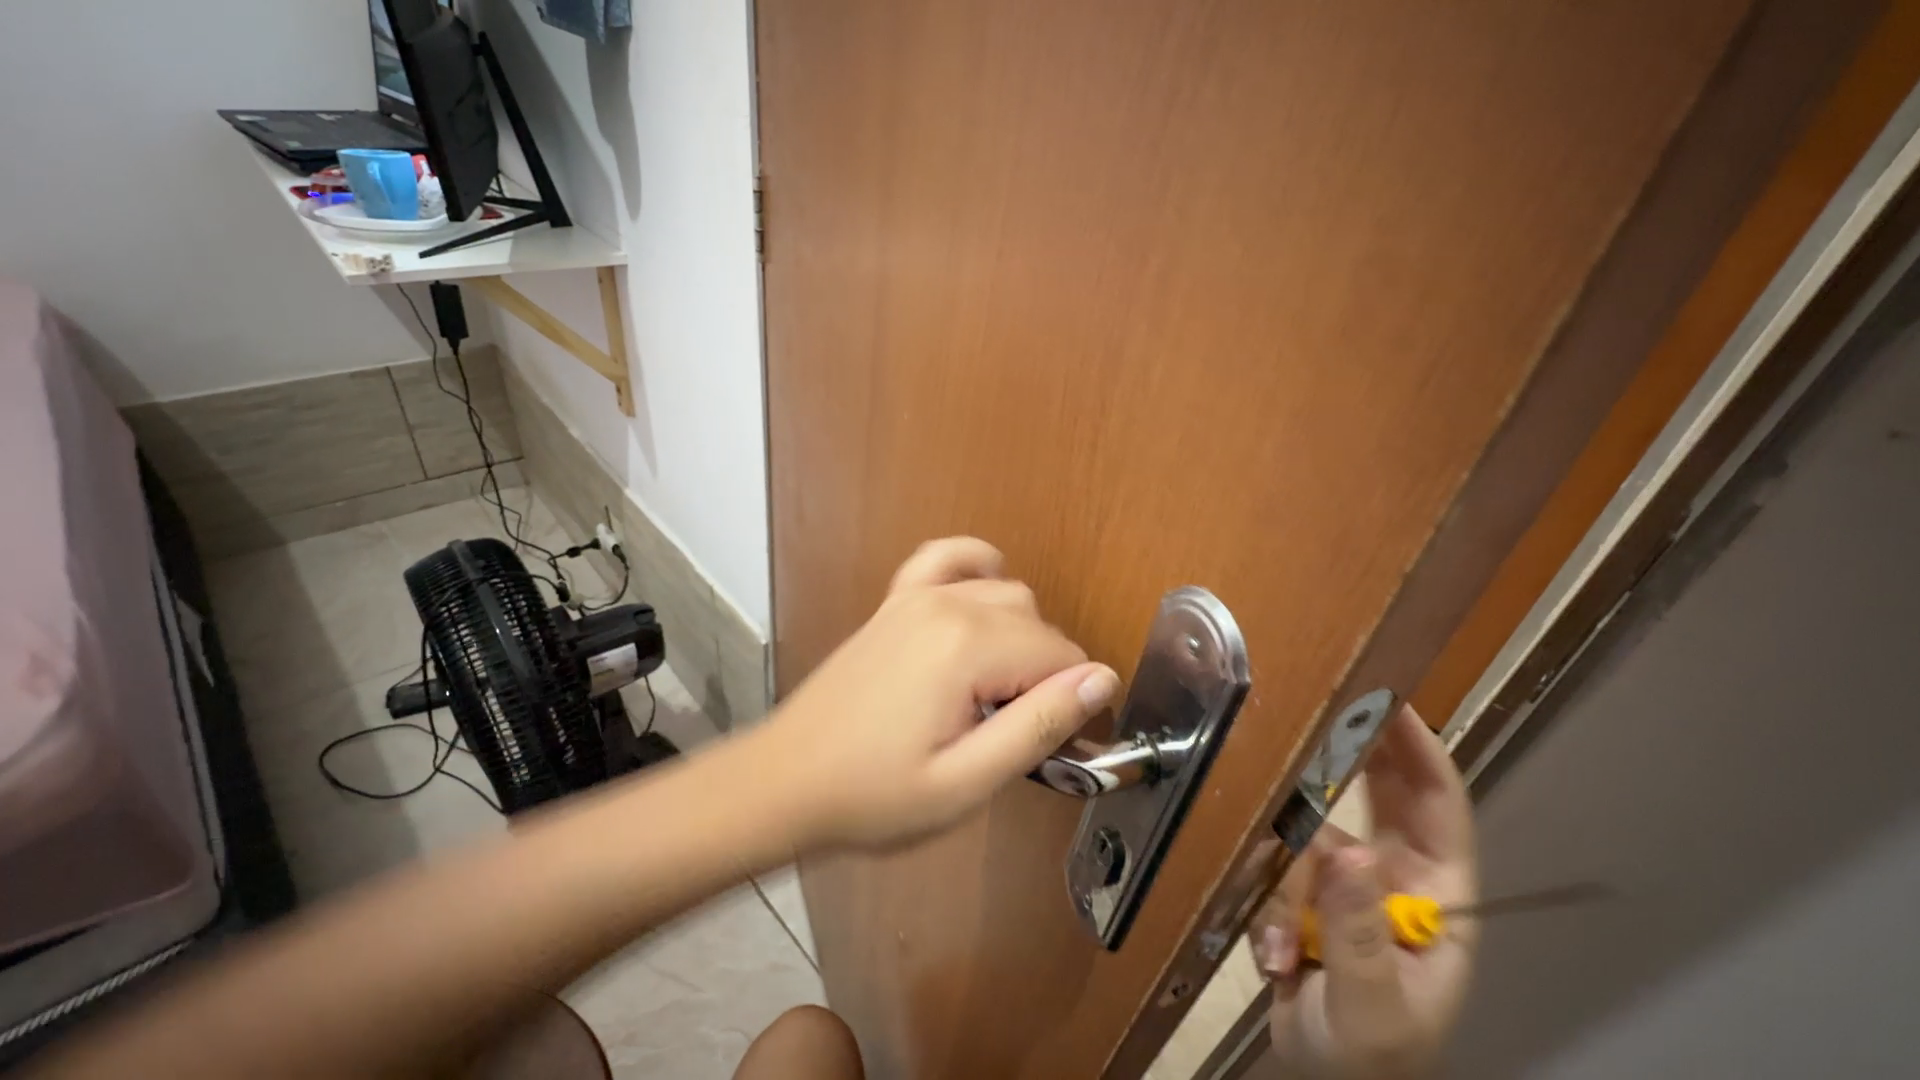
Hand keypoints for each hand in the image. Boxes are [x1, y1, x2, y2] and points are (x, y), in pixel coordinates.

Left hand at [757, 537, 1120, 850]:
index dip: (1068, 703)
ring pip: (1007, 593)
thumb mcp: (965, 782)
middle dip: (1044, 675)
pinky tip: (985, 590)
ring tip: (991, 696)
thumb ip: (1038, 725)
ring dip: (1018, 638)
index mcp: (966, 648)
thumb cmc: (871, 795)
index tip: (1050, 744)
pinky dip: (977, 567)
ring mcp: (916, 597)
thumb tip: (1100, 681)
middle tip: (1013, 732)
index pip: (1062, 656)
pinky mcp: (894, 603)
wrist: (784, 782)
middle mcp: (946, 606)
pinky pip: (947, 559)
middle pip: (1038, 624)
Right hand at [1252, 705, 1475, 1077]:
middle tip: (1321, 711)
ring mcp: (1345, 885)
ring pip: (1308, 839)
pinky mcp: (1302, 898)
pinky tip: (1270, 960)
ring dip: (1285, 887)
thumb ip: (1357, 931)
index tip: (1391, 701)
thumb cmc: (1371, 1059)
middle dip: (1352, 762)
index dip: (1420, 751)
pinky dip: (1264, 910)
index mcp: (1438, 898)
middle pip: (1381, 798)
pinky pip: (1275, 873)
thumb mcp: (1372, 1006)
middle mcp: (1395, 876)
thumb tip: (1346, 848)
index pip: (1440, 808)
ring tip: (1279, 948)